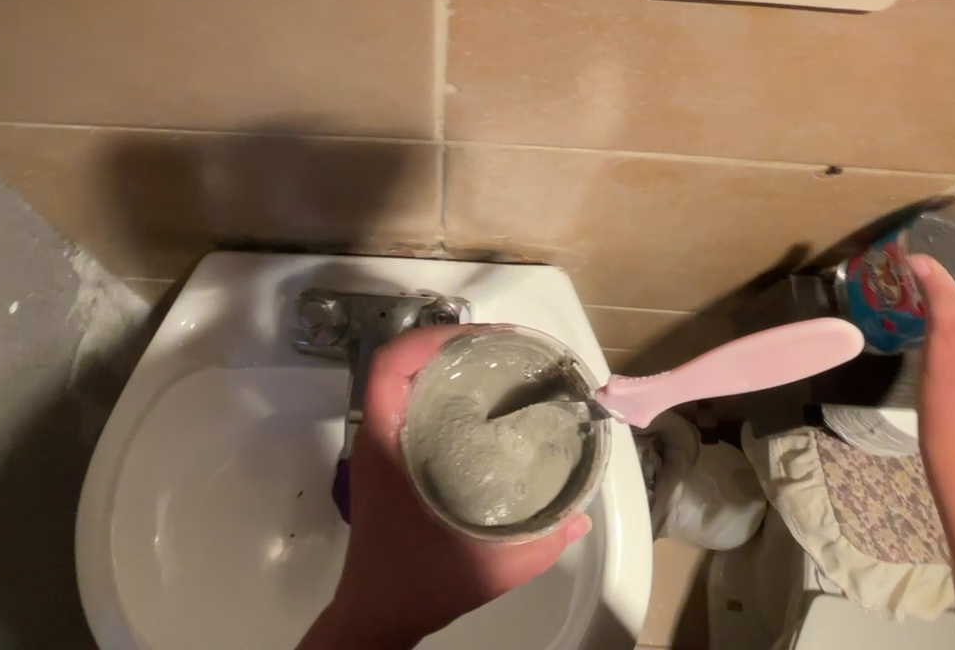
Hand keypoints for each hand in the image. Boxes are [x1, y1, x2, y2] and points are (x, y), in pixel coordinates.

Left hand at [303, 325, 590, 648]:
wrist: (376, 616)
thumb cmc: (419, 583)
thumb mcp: (487, 567)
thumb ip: (539, 544)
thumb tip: (579, 515)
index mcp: (385, 445)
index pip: (391, 365)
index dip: (430, 339)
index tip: (480, 340)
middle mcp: (376, 435)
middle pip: (402, 363)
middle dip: (447, 344)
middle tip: (499, 348)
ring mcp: (378, 444)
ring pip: (404, 380)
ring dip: (442, 363)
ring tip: (493, 364)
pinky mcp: (387, 456)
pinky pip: (408, 401)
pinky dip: (437, 387)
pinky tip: (476, 403)